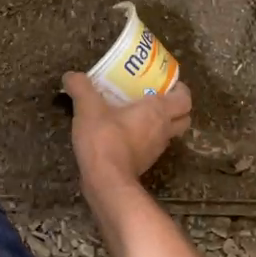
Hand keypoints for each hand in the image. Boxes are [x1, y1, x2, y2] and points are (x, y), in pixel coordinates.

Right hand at [61, 72, 191, 191]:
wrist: (106, 181)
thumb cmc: (104, 139)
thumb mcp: (88, 107)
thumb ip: (81, 87)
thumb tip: (70, 76)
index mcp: (158, 110)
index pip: (185, 98)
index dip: (180, 90)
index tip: (166, 84)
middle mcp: (163, 129)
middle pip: (183, 118)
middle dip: (175, 108)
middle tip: (156, 98)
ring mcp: (156, 149)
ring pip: (169, 133)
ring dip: (160, 124)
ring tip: (138, 115)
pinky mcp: (145, 164)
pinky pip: (152, 146)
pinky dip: (145, 139)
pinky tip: (126, 134)